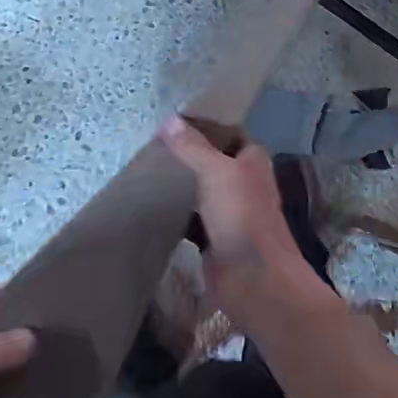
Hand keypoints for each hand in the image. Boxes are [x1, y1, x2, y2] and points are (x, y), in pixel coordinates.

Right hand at [160, 115, 340, 331]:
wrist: (253, 278)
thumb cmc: (242, 215)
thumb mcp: (216, 172)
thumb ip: (193, 147)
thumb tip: (170, 119)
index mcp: (253, 161)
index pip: (229, 133)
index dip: (205, 126)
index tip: (171, 121)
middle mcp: (244, 182)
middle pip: (213, 162)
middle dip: (188, 156)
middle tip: (149, 146)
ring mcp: (229, 211)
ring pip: (201, 190)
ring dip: (179, 184)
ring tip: (144, 170)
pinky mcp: (214, 238)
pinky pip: (190, 219)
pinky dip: (174, 213)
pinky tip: (148, 206)